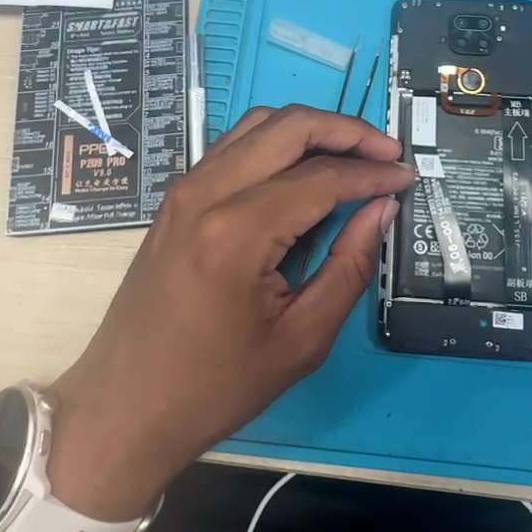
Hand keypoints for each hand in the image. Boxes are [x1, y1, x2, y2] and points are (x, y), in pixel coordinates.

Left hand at [44, 105, 412, 519]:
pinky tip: (304, 170)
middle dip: (345, 130)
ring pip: (258, 125)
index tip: (407, 176)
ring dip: (310, 130)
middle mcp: (206, 192)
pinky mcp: (176, 198)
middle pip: (288, 126)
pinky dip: (276, 144)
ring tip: (353, 155)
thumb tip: (381, 210)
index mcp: (236, 231)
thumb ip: (349, 267)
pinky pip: (234, 146)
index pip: (321, 177)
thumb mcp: (301, 340)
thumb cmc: (215, 386)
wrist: (125, 406)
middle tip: (386, 151)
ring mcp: (184, 189)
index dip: (372, 173)